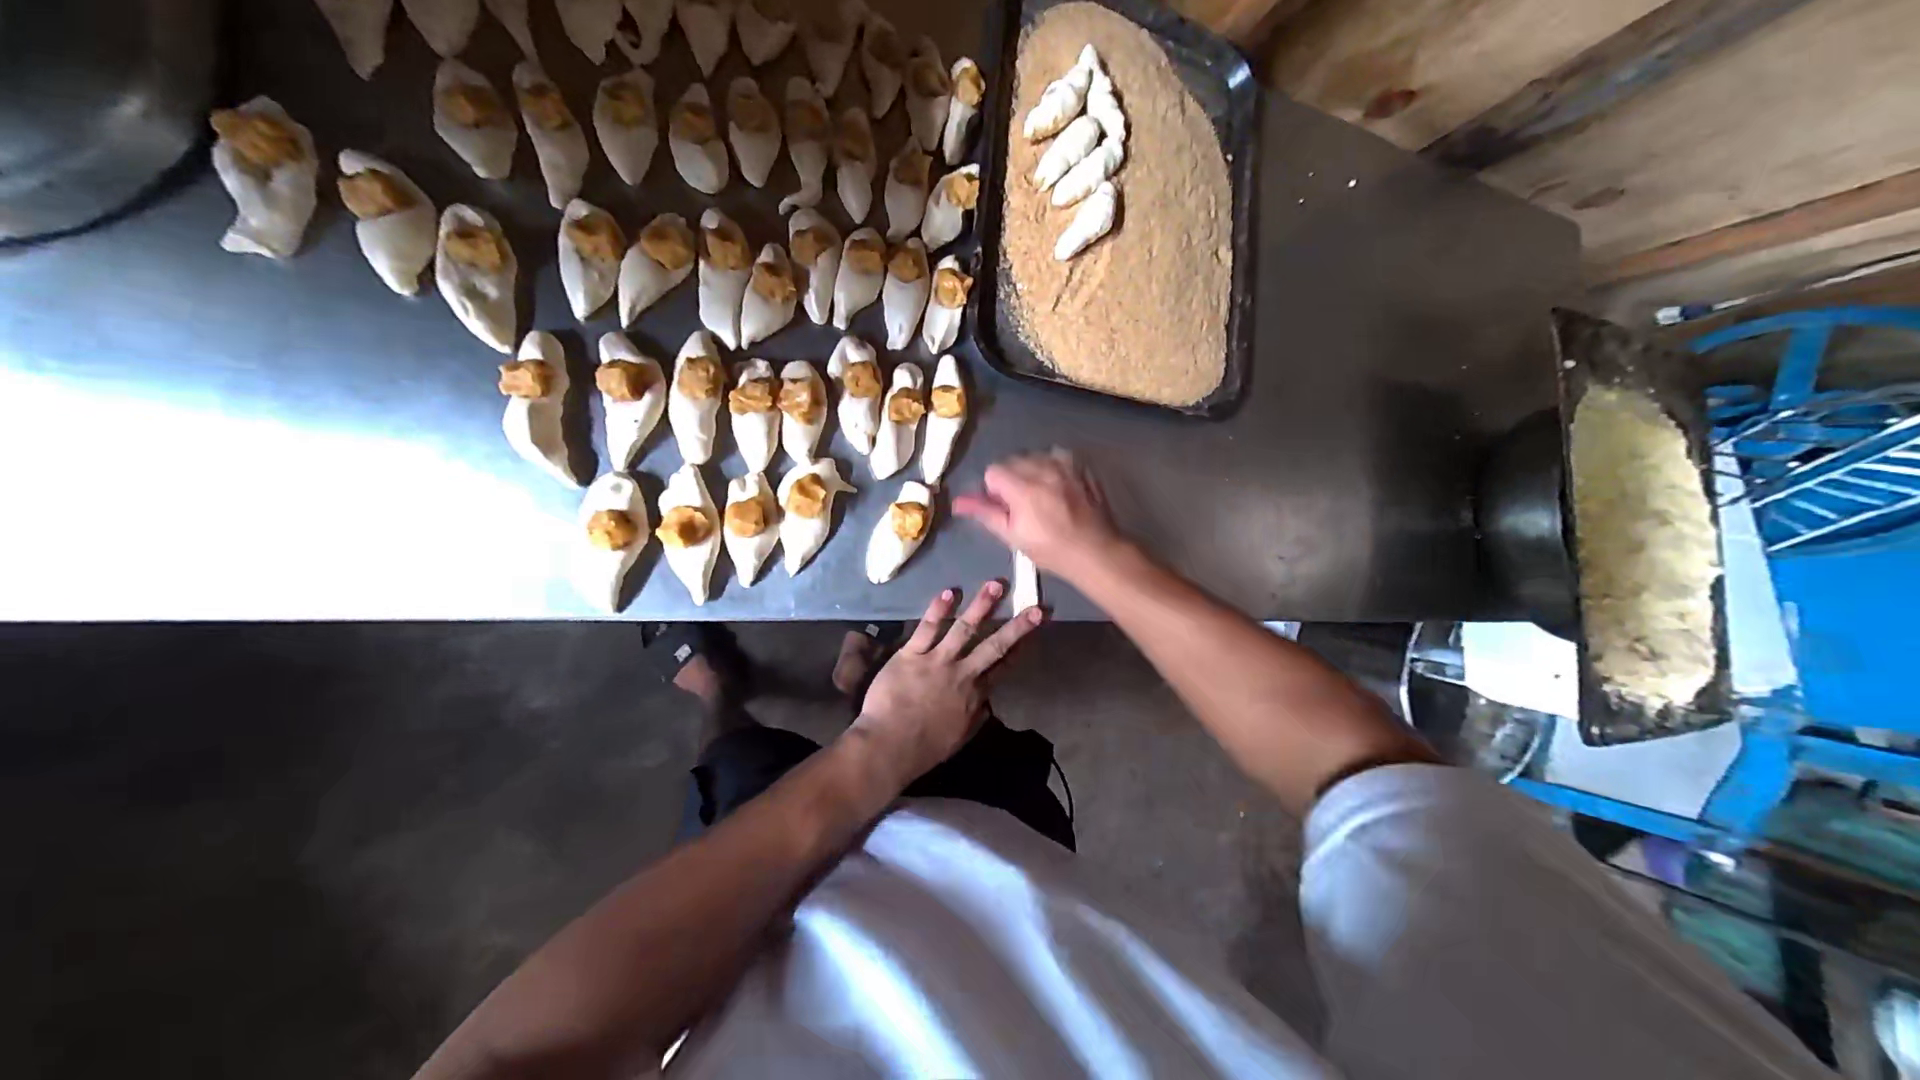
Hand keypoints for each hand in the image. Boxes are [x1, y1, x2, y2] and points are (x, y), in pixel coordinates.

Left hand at [848, 582, 1044, 786]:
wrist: (889, 746)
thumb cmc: (924, 748)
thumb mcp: (959, 737)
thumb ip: (975, 716)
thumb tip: (987, 703)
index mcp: (975, 694)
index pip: (1004, 666)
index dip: (1022, 647)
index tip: (1036, 632)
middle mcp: (962, 673)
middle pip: (995, 645)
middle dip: (1017, 625)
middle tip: (1036, 607)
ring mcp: (937, 661)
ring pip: (964, 628)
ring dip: (981, 605)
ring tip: (996, 584)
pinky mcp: (911, 655)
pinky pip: (927, 628)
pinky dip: (937, 609)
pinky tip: (949, 591)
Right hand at [953, 449, 1129, 583]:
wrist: (1095, 551)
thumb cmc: (1050, 549)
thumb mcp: (1012, 536)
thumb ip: (985, 513)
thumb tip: (958, 502)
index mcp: (1022, 487)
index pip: (993, 471)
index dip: (994, 490)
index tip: (1004, 507)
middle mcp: (1043, 469)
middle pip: (1013, 460)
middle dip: (1012, 478)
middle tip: (1021, 504)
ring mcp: (1065, 466)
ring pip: (1035, 456)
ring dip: (1032, 470)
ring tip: (1041, 494)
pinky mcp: (1082, 467)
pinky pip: (1059, 456)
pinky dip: (1054, 466)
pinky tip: (1059, 486)